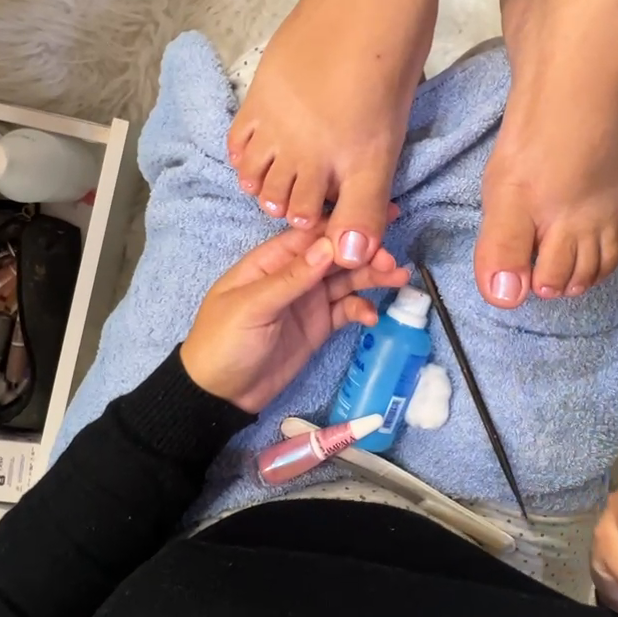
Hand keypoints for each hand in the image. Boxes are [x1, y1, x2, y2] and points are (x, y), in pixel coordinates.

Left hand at [182, 227, 410, 413]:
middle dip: (365, 253)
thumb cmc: (223, 342)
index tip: (377, 220)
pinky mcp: (318, 326)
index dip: (344, 227)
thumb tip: (328, 245)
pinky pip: (345, 310)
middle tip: (393, 260)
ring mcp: (307, 301)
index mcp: (270, 261)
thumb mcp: (252, 307)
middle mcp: (293, 275)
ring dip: (371, 277)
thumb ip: (291, 278)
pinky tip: (371, 316)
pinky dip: (361, 309)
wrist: (218, 396)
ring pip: (346, 281)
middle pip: (335, 256)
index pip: (312, 235)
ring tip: (399, 278)